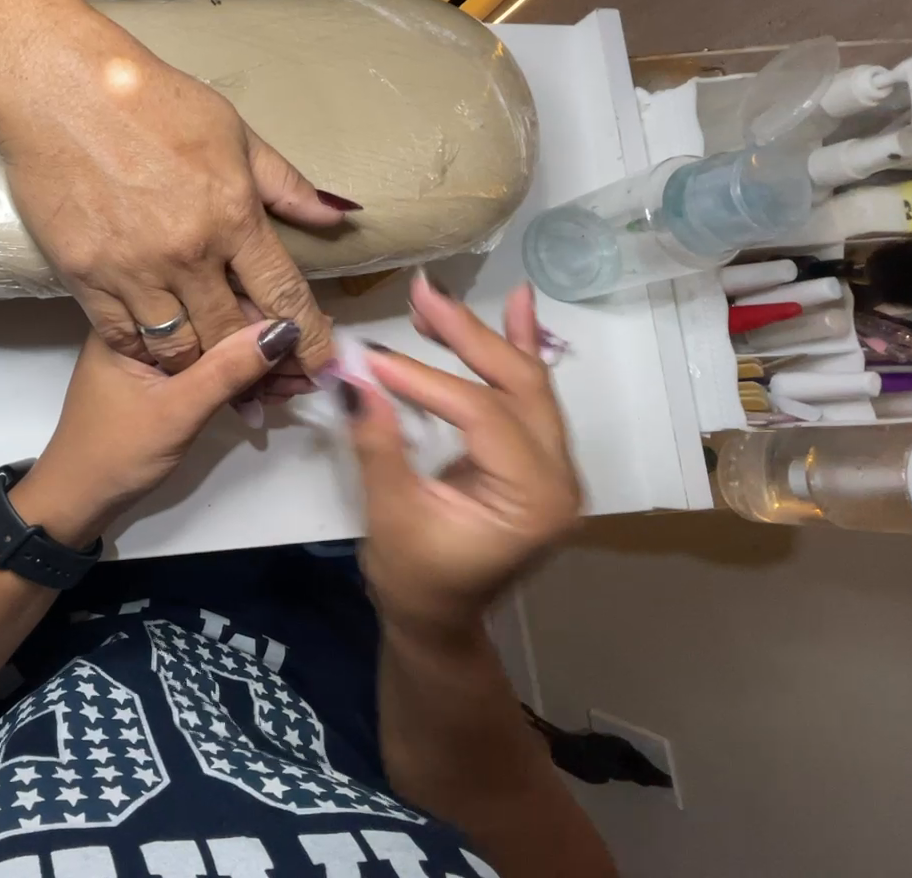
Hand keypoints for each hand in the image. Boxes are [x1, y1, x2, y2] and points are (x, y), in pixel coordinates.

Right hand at [0, 14, 354, 379]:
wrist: (59, 94)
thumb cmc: (148, 102)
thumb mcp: (232, 131)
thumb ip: (284, 183)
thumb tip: (335, 216)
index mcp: (231, 215)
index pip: (283, 294)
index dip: (308, 338)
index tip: (318, 362)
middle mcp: (187, 253)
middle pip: (232, 334)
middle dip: (253, 362)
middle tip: (260, 372)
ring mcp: (132, 270)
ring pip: (177, 348)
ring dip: (198, 361)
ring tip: (206, 358)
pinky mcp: (85, 277)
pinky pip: (123, 337)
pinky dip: (144, 349)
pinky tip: (154, 343)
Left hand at [10, 318, 301, 544]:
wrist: (78, 499)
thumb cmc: (116, 454)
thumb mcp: (176, 412)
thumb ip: (226, 371)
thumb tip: (286, 329)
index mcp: (132, 320)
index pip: (206, 298)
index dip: (261, 317)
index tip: (307, 338)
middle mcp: (143, 325)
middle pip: (216, 320)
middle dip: (265, 346)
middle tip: (311, 370)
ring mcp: (153, 351)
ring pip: (217, 345)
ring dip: (259, 367)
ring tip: (300, 386)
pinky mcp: (162, 375)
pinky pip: (208, 366)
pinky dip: (239, 382)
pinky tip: (273, 394)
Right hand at [341, 275, 581, 638]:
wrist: (437, 616)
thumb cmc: (414, 578)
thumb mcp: (391, 511)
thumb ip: (378, 440)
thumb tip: (352, 376)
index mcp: (534, 499)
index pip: (481, 415)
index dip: (425, 380)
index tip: (370, 355)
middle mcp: (559, 475)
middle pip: (518, 385)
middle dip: (466, 336)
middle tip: (421, 296)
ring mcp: (553, 464)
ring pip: (526, 382)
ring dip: (484, 336)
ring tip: (441, 299)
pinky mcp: (534, 457)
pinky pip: (528, 396)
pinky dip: (518, 349)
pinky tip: (518, 309)